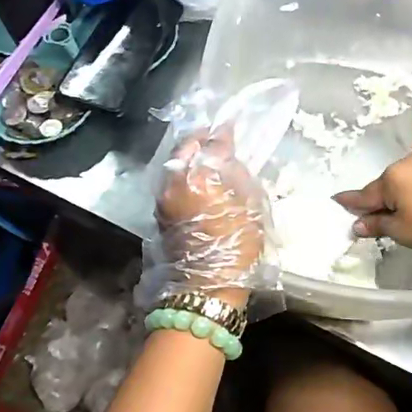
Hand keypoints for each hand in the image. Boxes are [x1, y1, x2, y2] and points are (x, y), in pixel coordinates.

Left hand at [157, 131, 265, 290]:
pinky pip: (172, 180)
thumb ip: (240, 176)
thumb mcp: (251, 207)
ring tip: (206, 155)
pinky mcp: (160, 212)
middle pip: (186, 147)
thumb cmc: (236, 248)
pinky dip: (183, 173)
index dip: (225, 132)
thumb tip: (232, 159)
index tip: (231, 123)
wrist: (205, 288)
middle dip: (200, 138)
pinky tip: (198, 177)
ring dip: (189, 155)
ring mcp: (164, 197)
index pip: (214, 143)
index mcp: (201, 176)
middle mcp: (176, 180)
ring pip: (175, 163)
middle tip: (214, 135)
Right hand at [333, 149, 411, 252]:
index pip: (365, 194)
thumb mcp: (405, 233)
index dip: (351, 202)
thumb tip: (357, 223)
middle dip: (386, 199)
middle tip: (390, 221)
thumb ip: (378, 225)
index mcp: (392, 177)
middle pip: (388, 184)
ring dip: (409, 191)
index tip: (337, 199)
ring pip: (411, 177)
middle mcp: (409, 160)